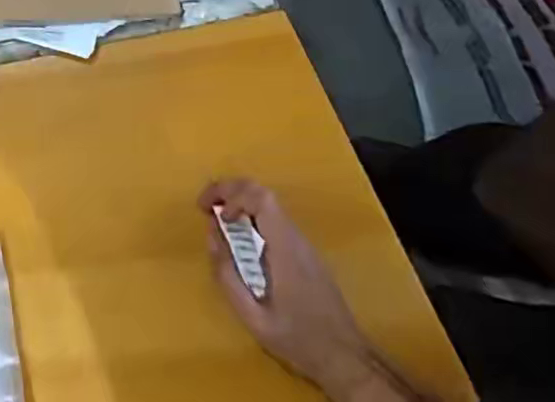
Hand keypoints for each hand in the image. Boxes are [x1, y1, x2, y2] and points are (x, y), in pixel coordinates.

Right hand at [200, 179, 380, 396]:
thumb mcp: (253, 316)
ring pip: (268, 203)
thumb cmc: (299, 341)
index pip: (261, 198)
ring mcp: (304, 246)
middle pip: (262, 192)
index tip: (211, 214)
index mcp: (286, 251)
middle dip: (228, 190)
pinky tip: (238, 237)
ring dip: (237, 201)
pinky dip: (249, 215)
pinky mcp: (304, 253)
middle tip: (206, 207)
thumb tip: (212, 234)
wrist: (349, 363)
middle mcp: (297, 241)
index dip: (230, 195)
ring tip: (217, 220)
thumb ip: (227, 274)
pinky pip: (273, 219)